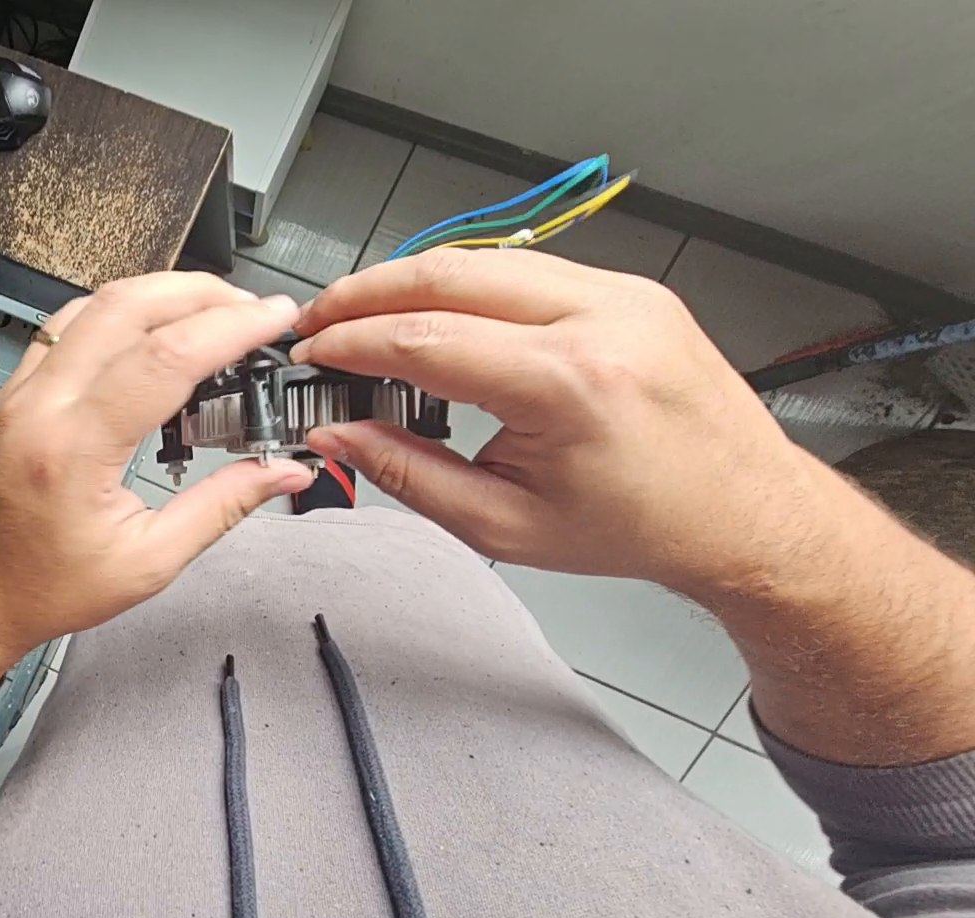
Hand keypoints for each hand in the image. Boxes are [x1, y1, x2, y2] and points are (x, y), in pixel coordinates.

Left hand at [0, 273, 313, 684]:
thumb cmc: (41, 589)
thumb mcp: (147, 562)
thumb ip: (221, 508)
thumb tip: (279, 474)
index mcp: (73, 451)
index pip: (165, 357)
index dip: (231, 327)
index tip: (272, 318)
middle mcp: (38, 409)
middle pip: (125, 307)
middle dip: (198, 293)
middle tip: (247, 308)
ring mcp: (18, 397)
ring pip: (90, 307)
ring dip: (155, 296)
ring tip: (205, 314)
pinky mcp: (11, 398)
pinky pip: (63, 330)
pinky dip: (114, 316)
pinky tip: (145, 333)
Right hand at [290, 248, 830, 595]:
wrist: (741, 512)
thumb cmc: (637, 524)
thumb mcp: (497, 521)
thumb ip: (403, 473)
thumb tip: (337, 436)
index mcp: (570, 384)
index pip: (426, 338)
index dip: (352, 342)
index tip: (313, 354)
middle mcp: (603, 319)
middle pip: (448, 274)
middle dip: (364, 292)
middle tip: (318, 318)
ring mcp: (620, 295)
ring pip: (481, 258)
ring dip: (403, 281)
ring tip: (355, 312)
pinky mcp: (623, 292)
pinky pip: (516, 268)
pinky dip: (452, 283)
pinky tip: (419, 308)